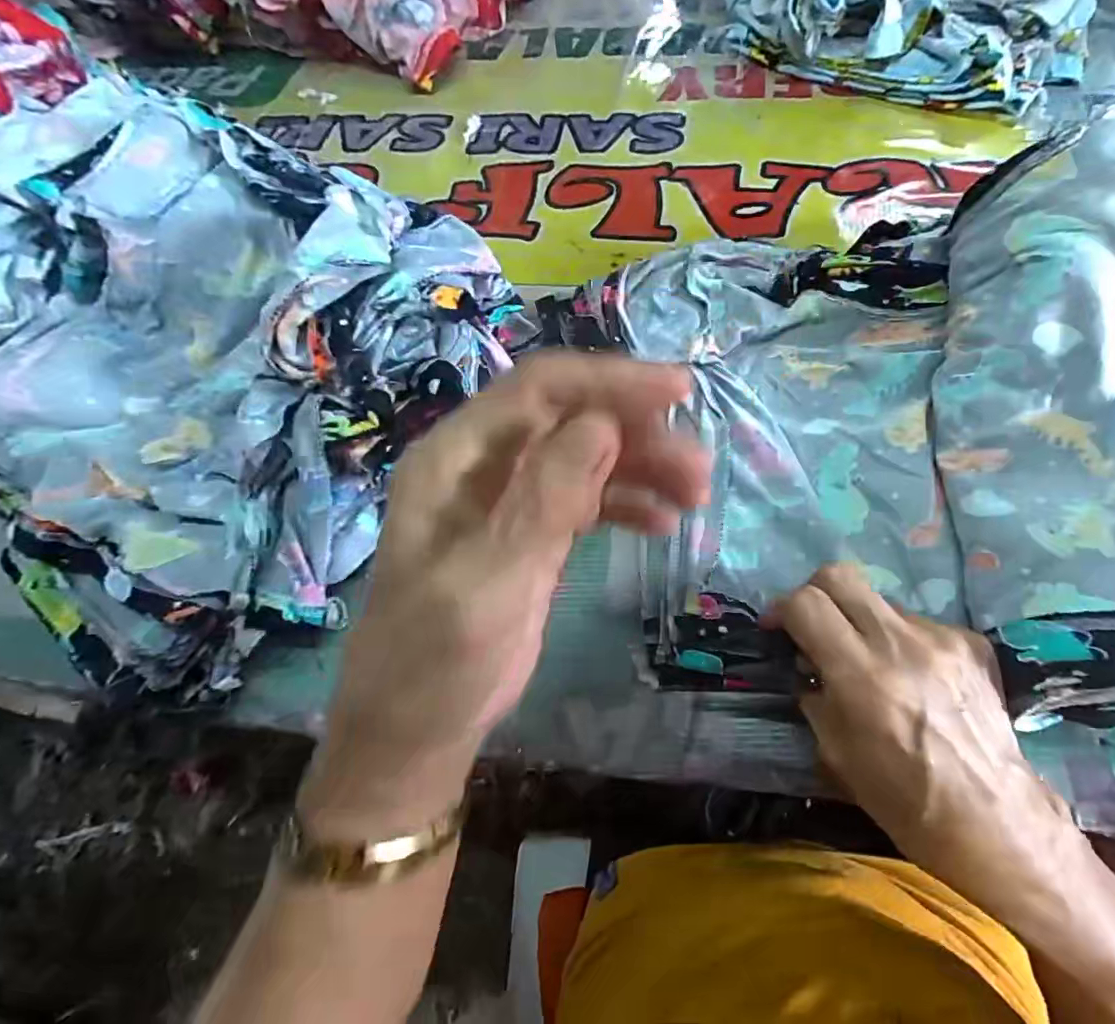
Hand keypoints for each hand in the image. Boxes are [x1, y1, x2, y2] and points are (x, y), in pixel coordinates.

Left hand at [301, 351, 709, 836]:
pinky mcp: (532, 537)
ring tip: (695, 497)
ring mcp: (510, 502)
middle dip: (638, 432)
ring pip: (586, 458)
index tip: (679, 391)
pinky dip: (627, 504)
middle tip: (699, 470)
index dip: (608, 380)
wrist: (415, 732)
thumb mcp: (487, 582)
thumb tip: (603, 423)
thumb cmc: (434, 661)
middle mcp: (483, 466)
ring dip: (642, 468)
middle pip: (570, 419)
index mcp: (456, 457)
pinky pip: (587, 501)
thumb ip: (542, 501)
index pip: (539, 390)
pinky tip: (663, 525)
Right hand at [767, 562, 1081, 907]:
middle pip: (840, 576)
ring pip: (881, 602)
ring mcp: (940, 638)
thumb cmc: (901, 797)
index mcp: (860, 674)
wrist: (990, 820)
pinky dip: (903, 643)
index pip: (807, 604)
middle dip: (815, 593)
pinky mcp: (971, 643)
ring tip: (871, 663)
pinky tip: (913, 678)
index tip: (776, 628)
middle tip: (812, 625)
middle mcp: (900, 643)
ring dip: (862, 623)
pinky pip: (919, 625)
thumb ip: (815, 694)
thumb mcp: (834, 750)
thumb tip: (807, 666)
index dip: (781, 608)